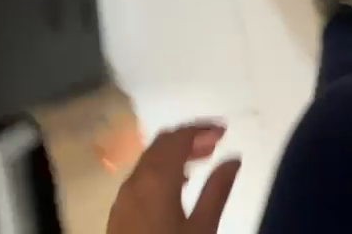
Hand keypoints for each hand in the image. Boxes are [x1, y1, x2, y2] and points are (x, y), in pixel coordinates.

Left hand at [106, 123, 241, 233]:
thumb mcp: (202, 229)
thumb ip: (218, 190)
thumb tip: (233, 159)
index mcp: (157, 176)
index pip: (180, 136)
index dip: (202, 128)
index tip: (224, 130)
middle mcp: (136, 178)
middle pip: (163, 142)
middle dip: (189, 137)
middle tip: (215, 143)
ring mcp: (124, 195)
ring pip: (150, 158)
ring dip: (174, 153)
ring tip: (200, 161)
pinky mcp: (118, 212)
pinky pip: (141, 176)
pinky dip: (160, 169)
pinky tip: (176, 185)